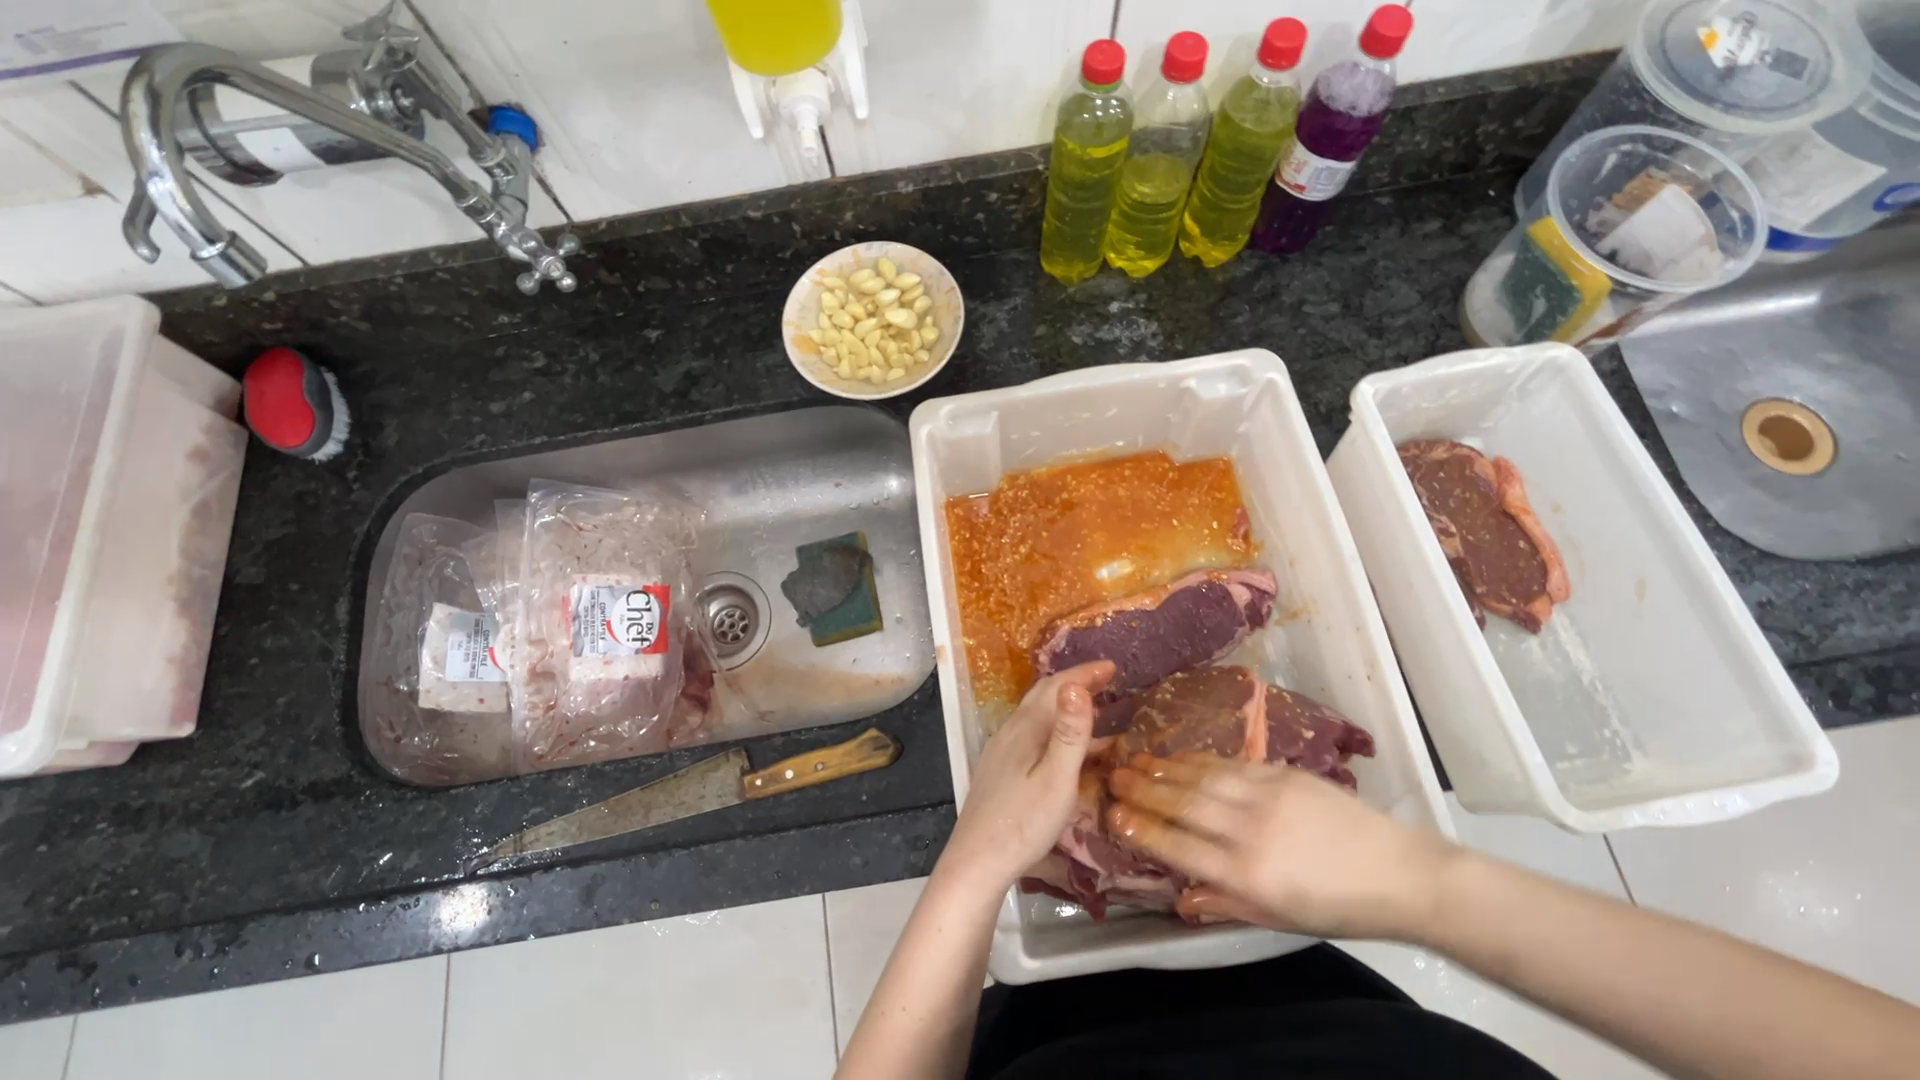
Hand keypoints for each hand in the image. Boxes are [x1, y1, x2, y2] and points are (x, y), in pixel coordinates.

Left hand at [939, 661, 1114, 893]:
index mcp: (1026, 729)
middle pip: (1043, 697)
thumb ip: (1070, 734)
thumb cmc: (1023, 823)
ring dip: (1065, 707)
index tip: (1112, 667)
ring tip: (1095, 712)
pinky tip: (1067, 752)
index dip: (1085, 674)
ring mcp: (1001, 752)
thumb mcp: (1056, 780)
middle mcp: (1010, 732)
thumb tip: (1078, 685)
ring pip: (1036, 717)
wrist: (977, 862)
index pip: (1057, 687)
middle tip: (1106, 680)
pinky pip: (1032, 736)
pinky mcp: (999, 771)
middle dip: (1075, 683)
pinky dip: (1055, 730)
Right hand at [1106, 754, 1459, 941]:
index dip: (1141, 830)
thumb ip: (1225, 903)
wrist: (1398, 873)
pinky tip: (1178, 757)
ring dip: (1163, 769)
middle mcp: (1250, 832)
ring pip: (1201, 778)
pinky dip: (1198, 760)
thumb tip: (1180, 897)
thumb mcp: (1278, 918)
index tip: (1112, 817)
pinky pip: (1230, 764)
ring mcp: (1267, 797)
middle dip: (1142, 791)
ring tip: (1133, 760)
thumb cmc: (1337, 907)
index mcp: (1247, 876)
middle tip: (1111, 777)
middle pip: (1183, 805)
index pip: (1179, 847)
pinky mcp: (1284, 775)